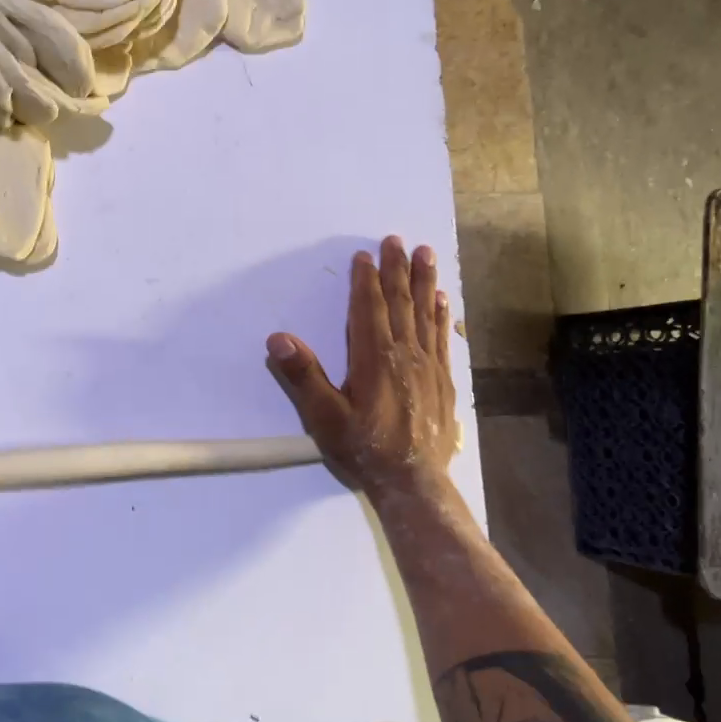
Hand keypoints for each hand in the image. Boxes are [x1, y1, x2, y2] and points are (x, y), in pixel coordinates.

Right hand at [266, 237, 459, 501]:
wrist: (413, 481)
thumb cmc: (363, 447)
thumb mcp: (323, 415)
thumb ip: (303, 375)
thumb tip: (277, 338)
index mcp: (373, 359)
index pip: (368, 310)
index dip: (365, 281)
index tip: (364, 255)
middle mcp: (404, 355)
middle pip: (400, 303)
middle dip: (397, 270)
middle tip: (397, 241)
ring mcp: (428, 366)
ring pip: (425, 314)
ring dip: (424, 282)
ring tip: (426, 254)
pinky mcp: (443, 380)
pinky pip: (442, 337)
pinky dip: (441, 315)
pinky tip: (442, 301)